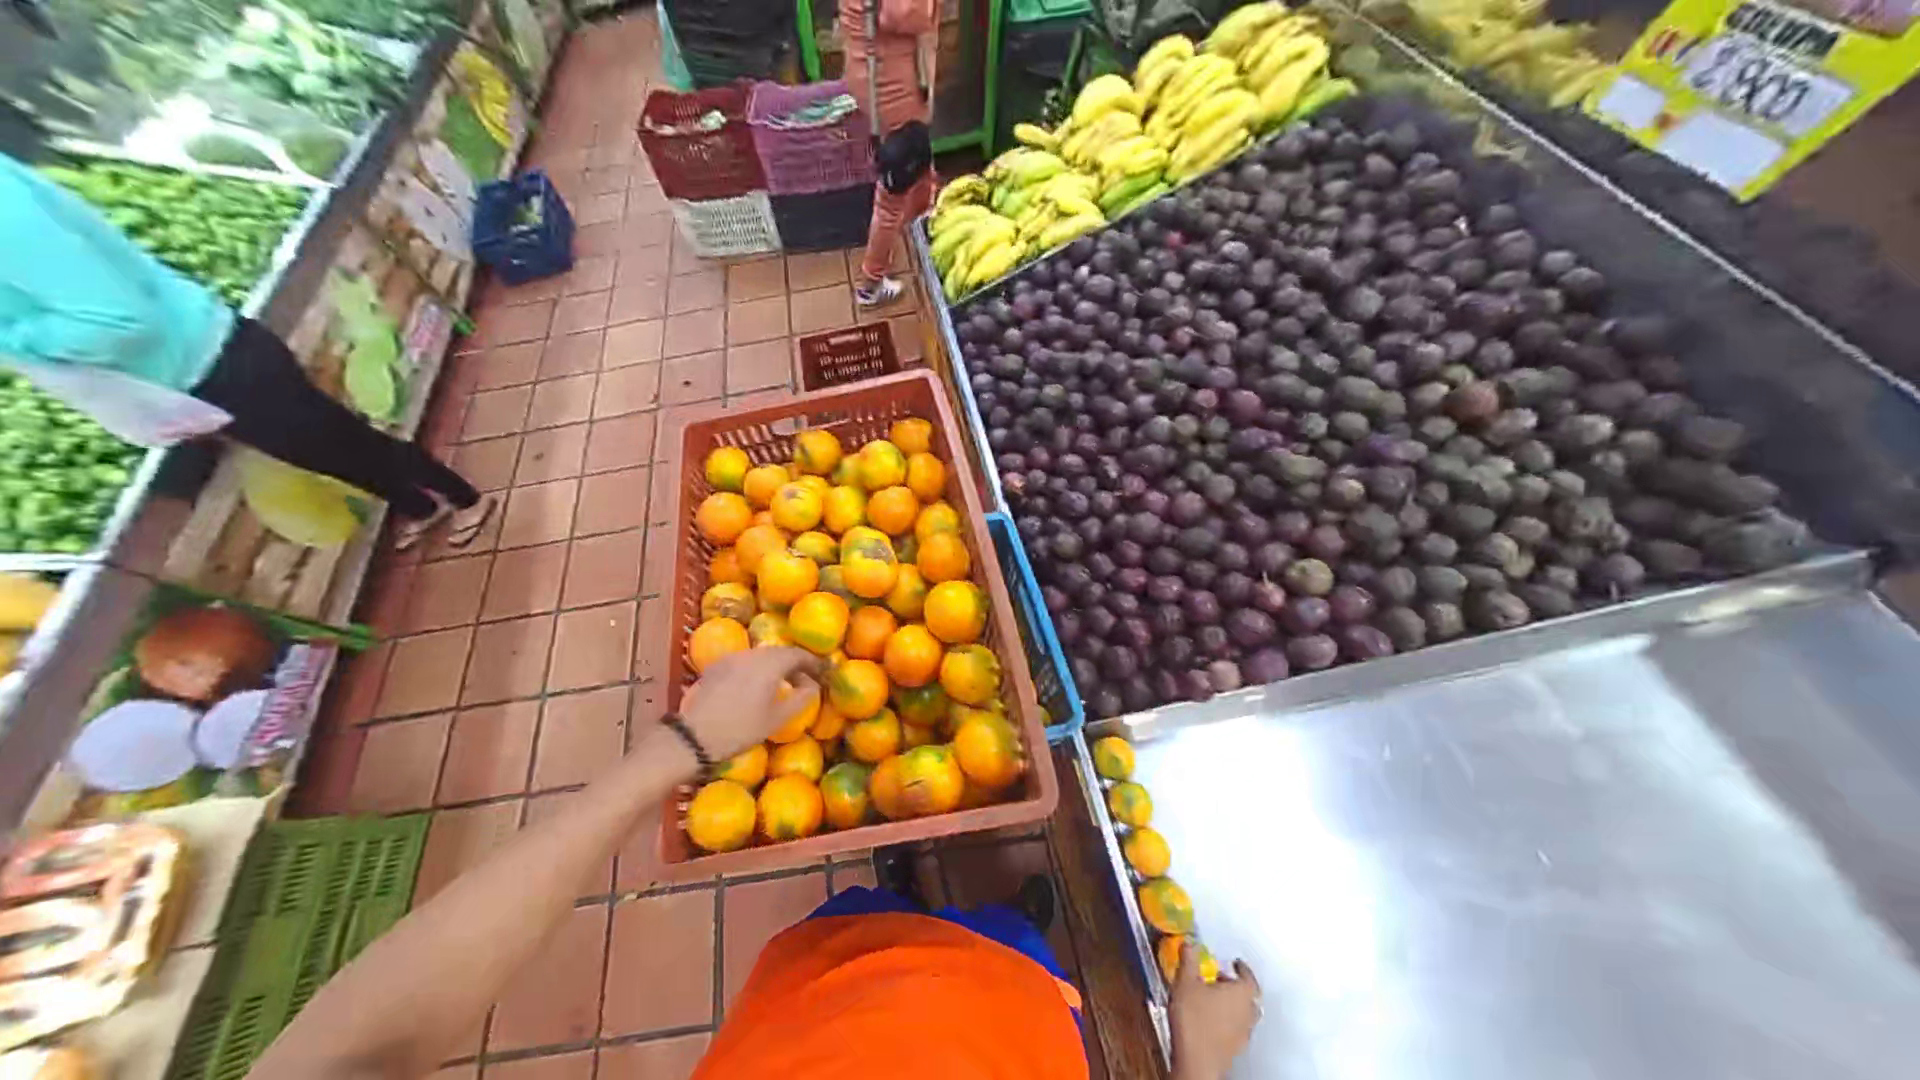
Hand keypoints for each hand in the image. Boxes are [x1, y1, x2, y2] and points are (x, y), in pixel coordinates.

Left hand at [680, 646, 825, 760]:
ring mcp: (731, 658)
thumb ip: (801, 698)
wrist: (693, 736)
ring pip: (760, 655)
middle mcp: (751, 654)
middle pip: (779, 652)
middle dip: (795, 663)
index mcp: (770, 663)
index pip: (798, 654)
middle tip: (804, 679)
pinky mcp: (716, 667)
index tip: (822, 673)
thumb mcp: (777, 719)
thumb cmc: (741, 729)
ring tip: (781, 684)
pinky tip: (755, 687)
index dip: (813, 662)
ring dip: (775, 665)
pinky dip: (756, 669)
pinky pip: (744, 662)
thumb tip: (813, 686)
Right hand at [1169, 944, 1261, 1079]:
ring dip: (1232, 1004)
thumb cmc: (1193, 1018)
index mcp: (1240, 994)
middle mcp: (1247, 1014)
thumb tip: (1191, 941)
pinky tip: (1210, 1019)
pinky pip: (1236, 1029)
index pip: (1250, 978)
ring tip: (1212, 997)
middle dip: (1236, 986)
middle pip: (1249, 998)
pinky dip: (1228, 1020)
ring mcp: (1243, 1035)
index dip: (1243, 969)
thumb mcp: (1185, 980)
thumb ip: (1189, 958)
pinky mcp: (1234, 1050)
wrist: (1196, 1062)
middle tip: (1220, 978)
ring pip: (1243, 1015)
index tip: (1236, 962)